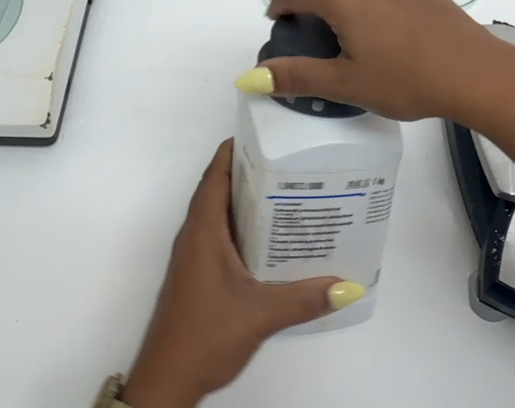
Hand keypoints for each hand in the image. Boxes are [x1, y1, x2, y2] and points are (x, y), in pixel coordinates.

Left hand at [122, 140, 361, 407]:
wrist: (167, 380)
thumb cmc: (205, 334)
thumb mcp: (260, 314)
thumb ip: (304, 299)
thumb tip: (347, 285)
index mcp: (203, 230)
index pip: (214, 174)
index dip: (234, 149)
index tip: (264, 134)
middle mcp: (194, 235)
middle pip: (217, 189)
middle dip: (248, 171)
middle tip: (287, 162)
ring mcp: (193, 257)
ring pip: (218, 214)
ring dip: (244, 200)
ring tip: (285, 193)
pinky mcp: (196, 276)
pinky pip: (219, 236)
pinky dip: (241, 227)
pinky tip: (269, 239)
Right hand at [247, 0, 514, 121]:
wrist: (476, 74)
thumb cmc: (405, 80)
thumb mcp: (345, 84)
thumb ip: (297, 77)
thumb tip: (252, 76)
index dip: (280, 3)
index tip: (275, 20)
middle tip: (317, 27)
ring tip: (356, 32)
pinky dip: (380, 2)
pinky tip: (395, 35)